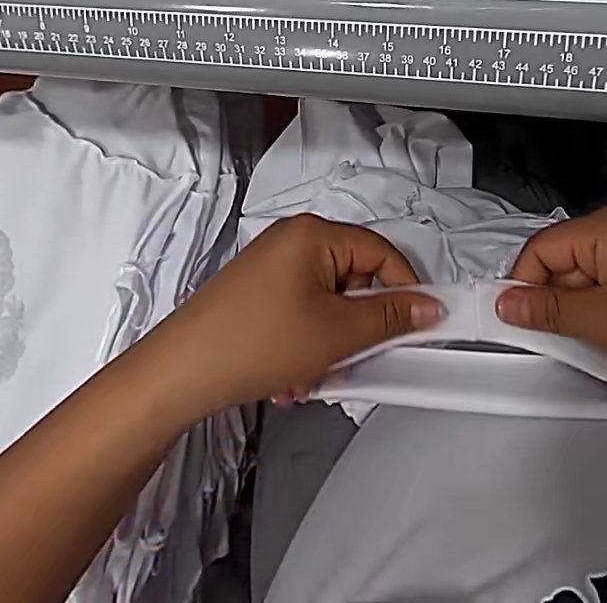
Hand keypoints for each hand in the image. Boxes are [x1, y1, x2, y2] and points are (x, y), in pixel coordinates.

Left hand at [133, 215, 443, 415]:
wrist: (181, 371)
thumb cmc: (251, 342)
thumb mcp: (336, 332)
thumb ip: (389, 317)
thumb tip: (425, 306)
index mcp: (313, 234)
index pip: (381, 252)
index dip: (405, 289)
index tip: (419, 323)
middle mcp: (293, 239)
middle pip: (354, 276)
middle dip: (358, 323)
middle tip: (356, 355)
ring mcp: (273, 264)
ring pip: (329, 299)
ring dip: (331, 340)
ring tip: (311, 372)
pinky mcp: (260, 289)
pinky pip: (303, 308)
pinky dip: (307, 340)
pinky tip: (291, 373)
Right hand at [495, 206, 606, 392]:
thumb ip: (551, 311)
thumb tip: (508, 303)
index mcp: (605, 227)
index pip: (539, 249)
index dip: (524, 286)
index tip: (518, 321)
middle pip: (562, 263)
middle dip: (559, 302)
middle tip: (569, 339)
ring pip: (588, 280)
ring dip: (585, 313)